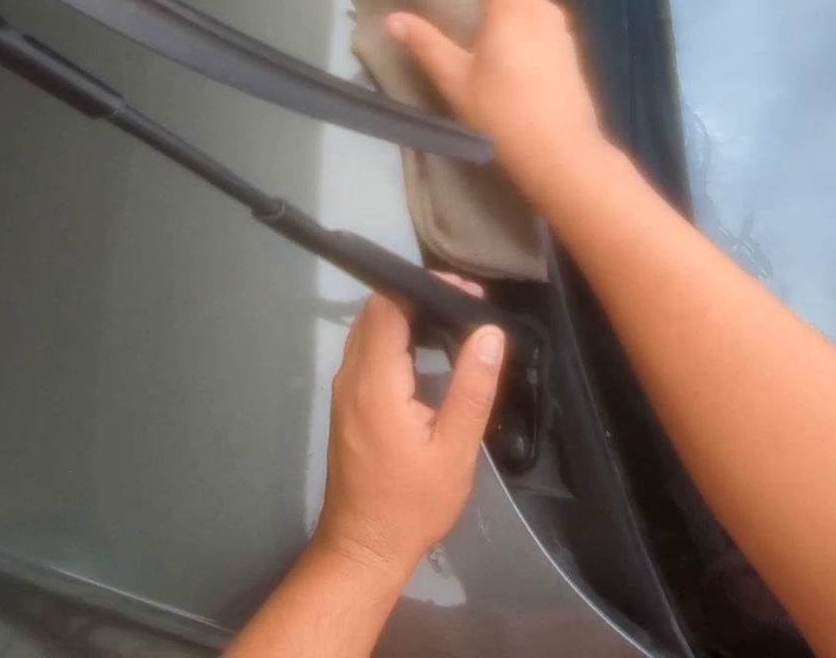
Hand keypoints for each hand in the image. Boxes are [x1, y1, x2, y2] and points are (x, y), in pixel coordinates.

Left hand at [314, 283, 503, 578]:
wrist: (364, 548)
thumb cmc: (412, 503)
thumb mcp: (455, 450)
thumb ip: (473, 388)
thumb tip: (490, 333)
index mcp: (376, 382)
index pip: (389, 306)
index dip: (425, 288)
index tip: (464, 294)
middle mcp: (352, 376)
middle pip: (376, 312)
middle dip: (417, 295)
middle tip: (463, 304)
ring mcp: (345, 389)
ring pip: (369, 329)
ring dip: (404, 314)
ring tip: (451, 320)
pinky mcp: (347, 402)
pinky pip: (367, 350)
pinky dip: (394, 336)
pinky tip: (426, 349)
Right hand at [386, 0, 606, 187]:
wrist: (562, 156)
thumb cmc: (503, 111)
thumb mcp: (455, 79)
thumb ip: (425, 44)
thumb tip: (392, 20)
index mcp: (519, 4)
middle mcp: (548, 12)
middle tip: (462, 26)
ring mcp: (564, 38)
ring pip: (531, 13)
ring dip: (504, 23)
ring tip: (479, 59)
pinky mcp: (571, 63)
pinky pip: (542, 37)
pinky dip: (521, 44)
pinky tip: (505, 82)